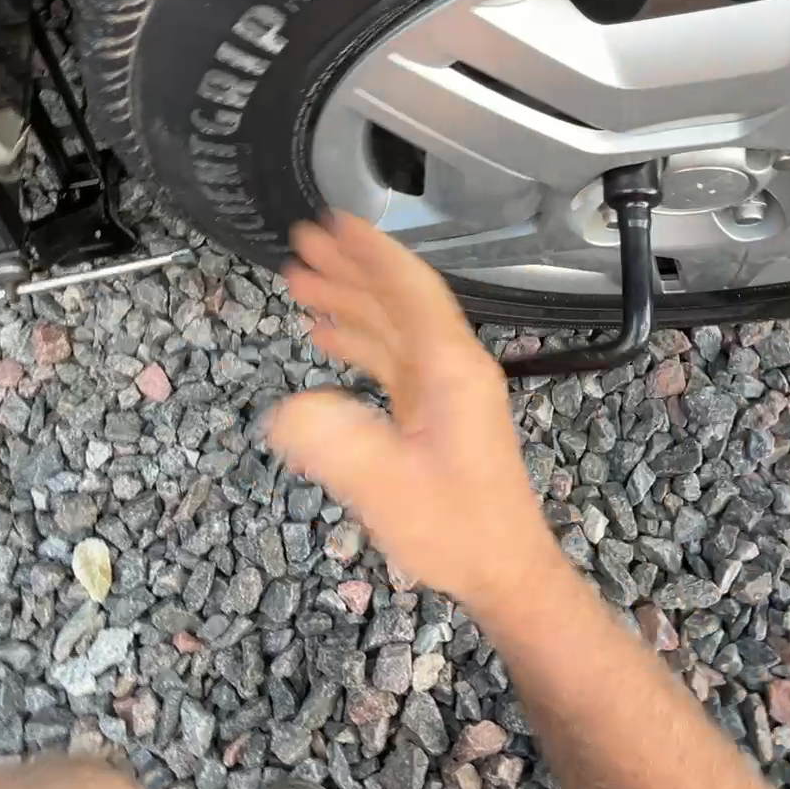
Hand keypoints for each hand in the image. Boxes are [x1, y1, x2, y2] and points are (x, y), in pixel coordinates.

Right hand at [269, 213, 560, 609]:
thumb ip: (341, 447)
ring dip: (350, 301)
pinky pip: (391, 358)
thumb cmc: (459, 529)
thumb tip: (285, 411)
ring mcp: (442, 385)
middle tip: (302, 244)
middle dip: (350, 269)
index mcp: (449, 367)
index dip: (372, 252)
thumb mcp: (394, 491)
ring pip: (392, 326)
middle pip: (397, 299)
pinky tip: (328, 335)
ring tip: (301, 282)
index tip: (337, 222)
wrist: (504, 566)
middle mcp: (449, 365)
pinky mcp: (433, 408)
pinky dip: (359, 341)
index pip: (409, 289)